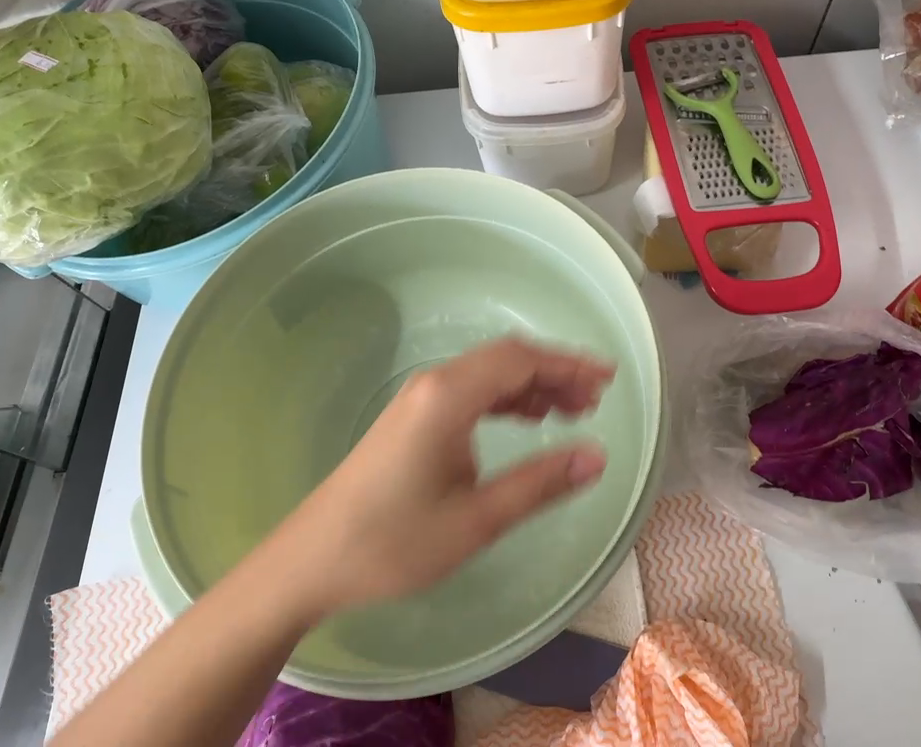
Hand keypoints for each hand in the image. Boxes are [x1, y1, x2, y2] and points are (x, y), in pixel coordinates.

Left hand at [259, 338, 611, 619]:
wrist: (312, 560)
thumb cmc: (394, 543)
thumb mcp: (477, 520)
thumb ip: (540, 484)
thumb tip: (598, 457)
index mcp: (449, 397)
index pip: (520, 360)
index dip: (568, 363)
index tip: (608, 377)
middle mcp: (434, 386)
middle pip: (505, 360)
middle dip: (554, 373)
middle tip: (597, 400)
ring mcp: (419, 401)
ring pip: (487, 376)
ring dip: (531, 386)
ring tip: (571, 411)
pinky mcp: (412, 420)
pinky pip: (469, 394)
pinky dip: (504, 400)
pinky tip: (525, 422)